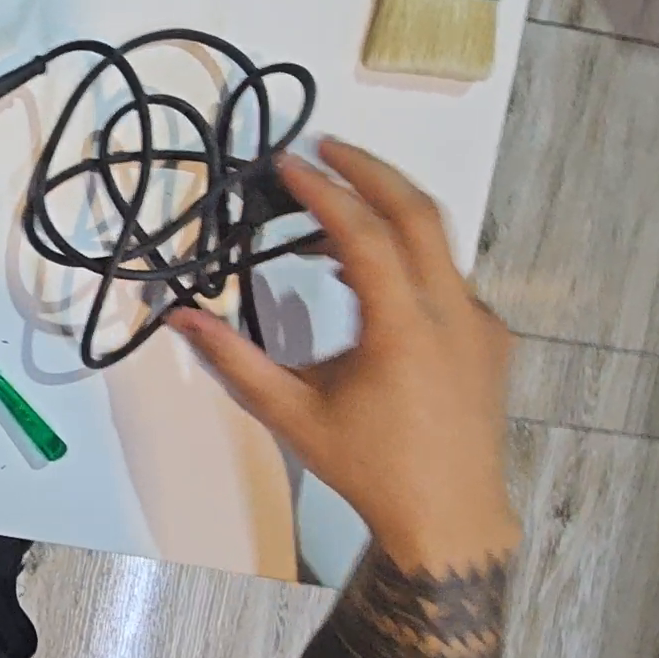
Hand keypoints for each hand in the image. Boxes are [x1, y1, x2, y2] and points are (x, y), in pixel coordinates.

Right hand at [168, 139, 518, 571]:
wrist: (448, 514)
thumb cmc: (362, 461)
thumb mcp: (285, 408)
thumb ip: (229, 356)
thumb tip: (175, 315)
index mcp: (405, 328)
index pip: (365, 236)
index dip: (324, 192)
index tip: (287, 163)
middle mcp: (453, 312)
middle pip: (420, 216)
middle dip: (372, 171)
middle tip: (323, 144)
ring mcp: (477, 322)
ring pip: (436, 241)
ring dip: (384, 207)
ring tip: (329, 194)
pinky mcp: (483, 336)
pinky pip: (440, 273)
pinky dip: (397, 249)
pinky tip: (353, 265)